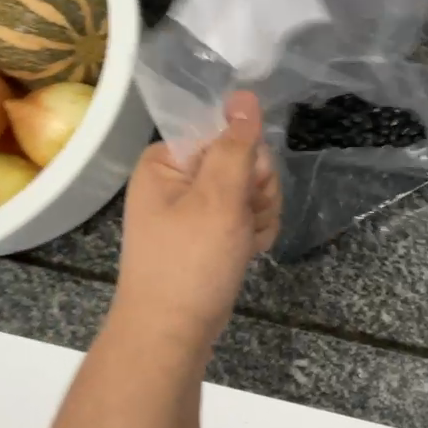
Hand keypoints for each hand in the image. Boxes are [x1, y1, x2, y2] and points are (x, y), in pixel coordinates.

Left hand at [113, 91, 281, 347]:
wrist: (171, 333)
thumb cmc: (190, 264)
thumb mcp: (218, 200)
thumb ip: (236, 145)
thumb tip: (245, 94)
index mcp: (167, 161)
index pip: (228, 134)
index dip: (248, 161)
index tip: (245, 192)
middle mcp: (177, 178)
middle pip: (244, 161)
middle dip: (257, 193)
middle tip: (244, 223)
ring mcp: (192, 207)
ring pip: (252, 190)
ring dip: (260, 216)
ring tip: (243, 244)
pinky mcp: (206, 232)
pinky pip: (246, 216)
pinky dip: (254, 233)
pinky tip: (245, 252)